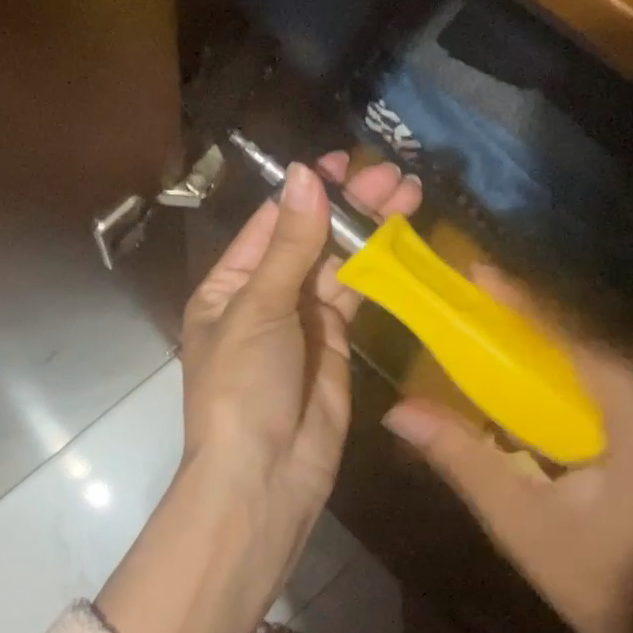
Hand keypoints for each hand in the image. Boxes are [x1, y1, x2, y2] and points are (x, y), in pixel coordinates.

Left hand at [180, 153, 422, 512]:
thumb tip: (304, 174)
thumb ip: (289, 245)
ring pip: (336, 264)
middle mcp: (262, 299)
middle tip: (389, 173)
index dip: (302, 193)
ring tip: (406, 190)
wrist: (265, 471)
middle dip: (344, 206)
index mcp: (226, 287)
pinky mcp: (337, 344)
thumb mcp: (257, 308)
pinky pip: (356, 296)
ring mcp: (301, 322)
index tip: (339, 162)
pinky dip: (377, 267)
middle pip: (306, 240)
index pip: (267, 227)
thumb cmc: (242, 383)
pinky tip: (402, 236)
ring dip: (367, 230)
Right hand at [381, 271, 632, 632]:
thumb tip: (397, 411)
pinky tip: (567, 356)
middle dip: (556, 305)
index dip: (536, 305)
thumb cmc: (590, 577)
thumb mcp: (517, 520)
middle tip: (496, 289)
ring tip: (522, 312)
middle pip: (622, 334)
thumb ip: (460, 458)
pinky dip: (603, 352)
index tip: (486, 274)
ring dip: (581, 325)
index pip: (592, 345)